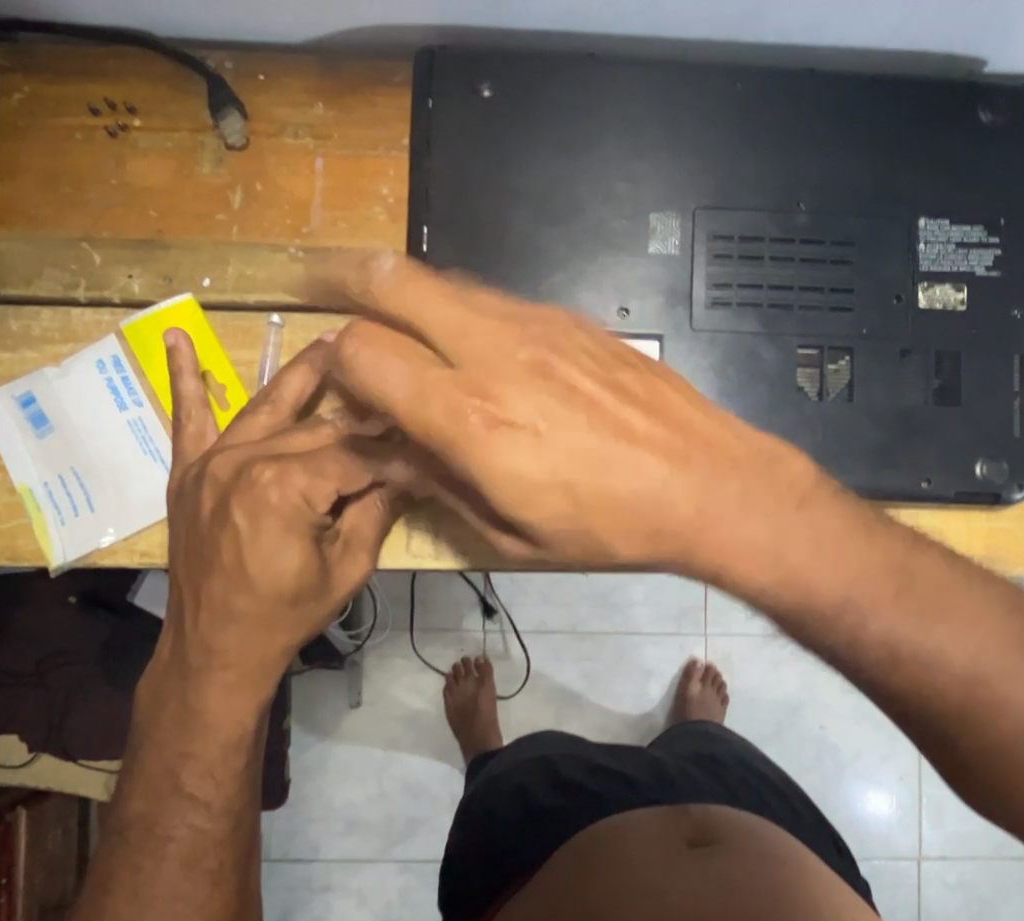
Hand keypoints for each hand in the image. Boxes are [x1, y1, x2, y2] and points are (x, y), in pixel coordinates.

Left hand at [154, 327, 400, 703]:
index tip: (431, 447)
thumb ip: (377, 511)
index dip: (397, 455)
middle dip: (365, 418)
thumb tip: (413, 472)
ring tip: (332, 341)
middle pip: (320, 428)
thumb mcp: (348, 569)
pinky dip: (184, 379)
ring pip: (267, 406)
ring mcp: (212, 461)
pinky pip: (187, 418)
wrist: (217, 647)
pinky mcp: (189, 471)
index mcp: (287, 487)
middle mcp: (246, 460)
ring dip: (301, 373)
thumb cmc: (287, 614)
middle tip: (401, 399)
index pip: (358, 455)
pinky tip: (179, 338)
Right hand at [313, 254, 825, 571]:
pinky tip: (476, 346)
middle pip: (390, 280)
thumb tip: (392, 454)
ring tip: (397, 324)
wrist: (706, 482)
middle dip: (340, 280)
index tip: (346, 397)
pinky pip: (493, 298)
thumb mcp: (513, 537)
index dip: (335, 369)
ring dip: (404, 295)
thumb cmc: (609, 527)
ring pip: (442, 280)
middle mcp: (492, 353)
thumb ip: (439, 488)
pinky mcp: (570, 318)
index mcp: (470, 418)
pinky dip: (461, 311)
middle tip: (316, 287)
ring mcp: (536, 325)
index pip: (361, 353)